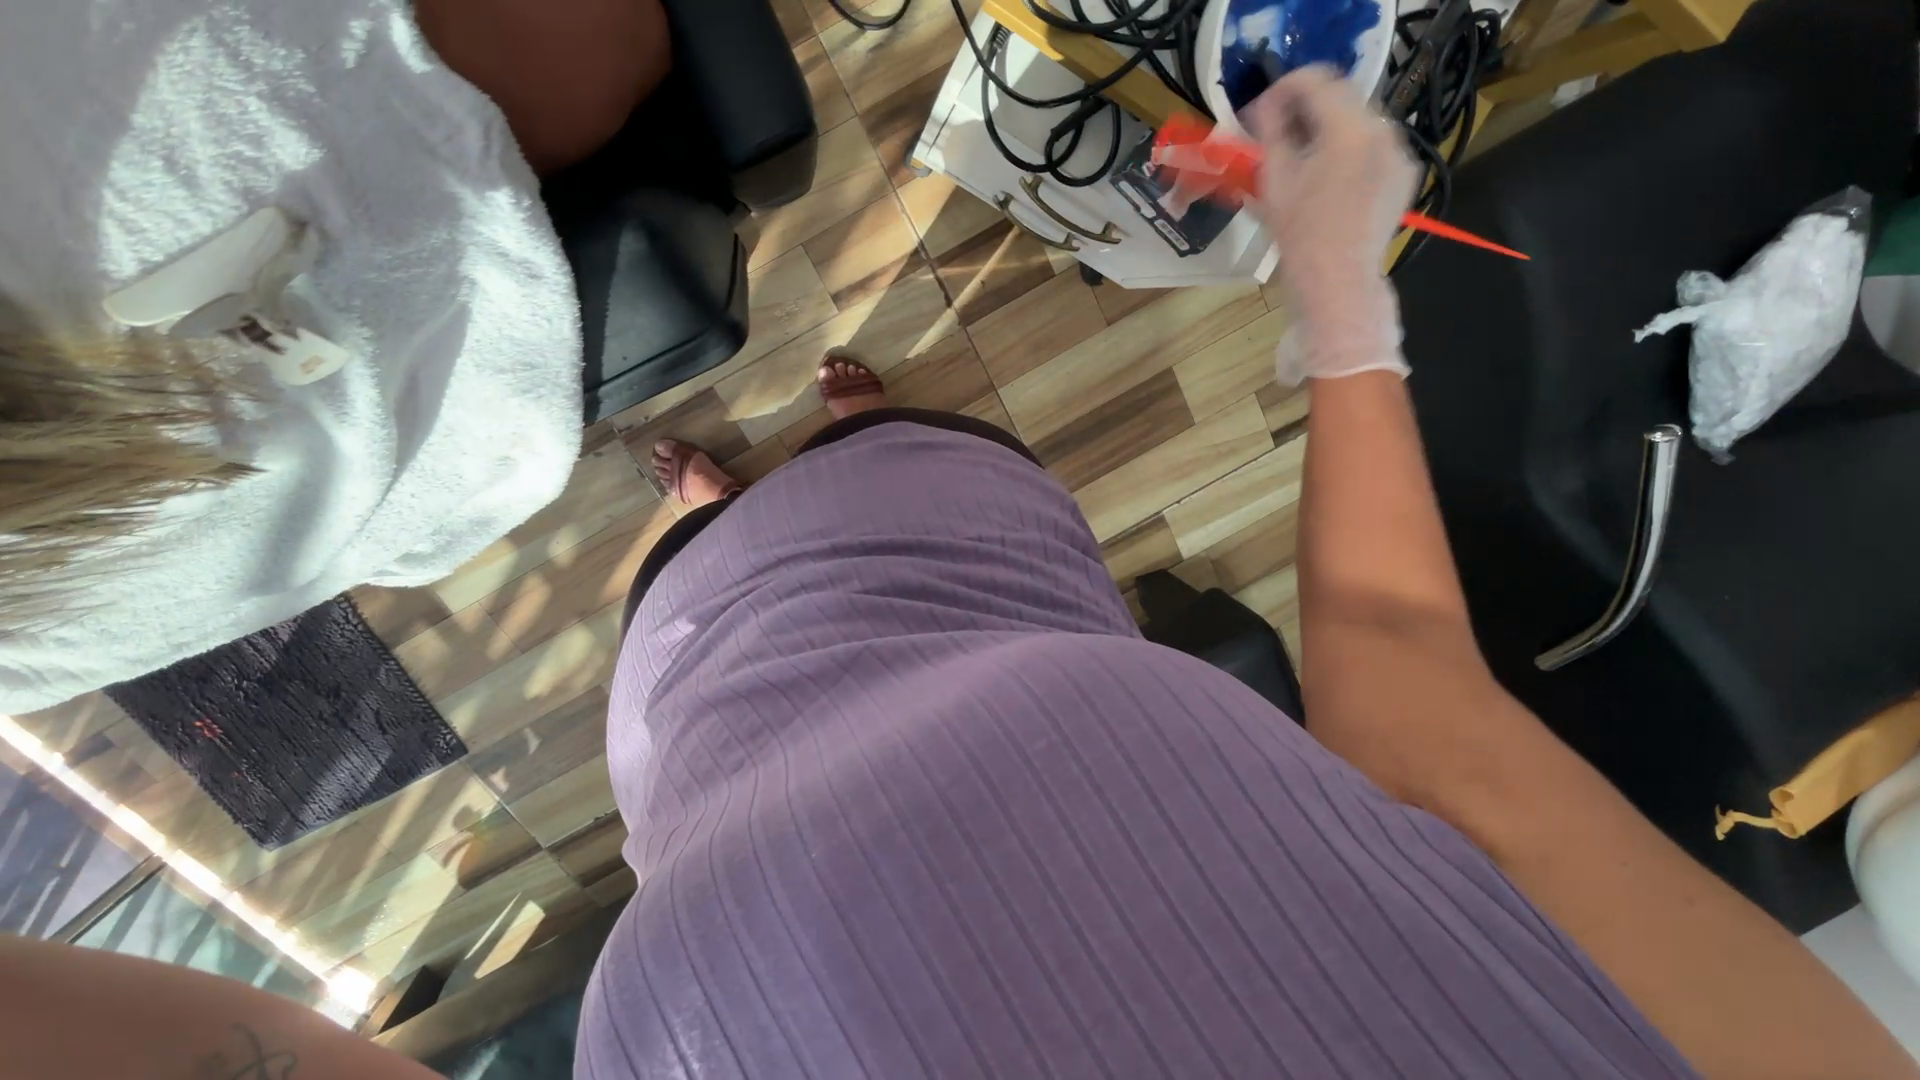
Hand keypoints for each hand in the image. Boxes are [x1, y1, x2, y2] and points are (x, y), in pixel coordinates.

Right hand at [1246, 66, 1418, 384]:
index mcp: (1350, 130)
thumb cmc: (1300, 239)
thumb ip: (1271, 133)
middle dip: (1306, 112)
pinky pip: (1373, 150)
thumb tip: (1266, 106)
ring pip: (1358, 125)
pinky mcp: (1403, 177)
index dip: (1284, 88)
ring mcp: (1399, 154)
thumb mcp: (1275, 183)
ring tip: (1300, 162)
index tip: (1261, 109)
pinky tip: (1327, 183)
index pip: (1317, 81)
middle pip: (1341, 100)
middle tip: (1276, 135)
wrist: (1338, 286)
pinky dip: (1348, 154)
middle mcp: (1384, 132)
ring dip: (1327, 132)